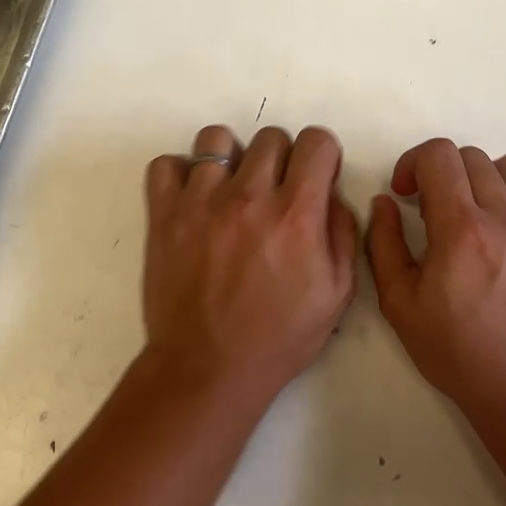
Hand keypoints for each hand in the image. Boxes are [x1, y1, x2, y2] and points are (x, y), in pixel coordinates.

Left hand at [142, 125, 358, 398]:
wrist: (208, 368)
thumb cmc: (278, 337)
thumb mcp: (336, 294)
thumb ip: (342, 234)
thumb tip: (331, 194)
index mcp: (296, 214)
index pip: (316, 142)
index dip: (323, 156)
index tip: (317, 179)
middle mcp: (248, 196)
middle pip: (271, 136)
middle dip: (283, 158)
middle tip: (276, 193)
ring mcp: (200, 202)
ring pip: (217, 138)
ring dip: (232, 158)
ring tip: (231, 190)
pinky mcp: (164, 214)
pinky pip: (166, 164)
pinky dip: (181, 173)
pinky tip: (194, 199)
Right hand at [368, 139, 505, 414]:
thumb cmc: (454, 349)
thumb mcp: (399, 304)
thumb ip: (384, 244)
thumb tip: (385, 202)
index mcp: (461, 230)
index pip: (439, 155)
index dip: (413, 163)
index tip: (406, 193)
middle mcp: (504, 217)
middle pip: (471, 156)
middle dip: (442, 172)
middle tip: (431, 207)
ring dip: (486, 174)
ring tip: (474, 206)